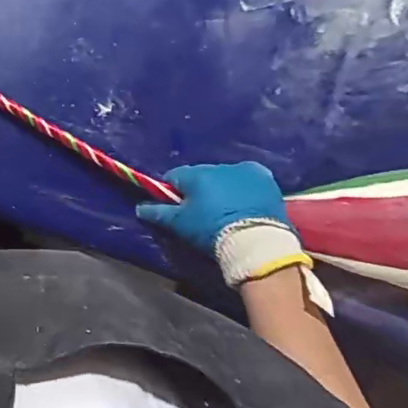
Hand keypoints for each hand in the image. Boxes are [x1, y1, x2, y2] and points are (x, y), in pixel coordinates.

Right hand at [137, 162, 308, 285]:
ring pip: (224, 177)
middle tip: (199, 214)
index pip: (173, 176)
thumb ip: (157, 213)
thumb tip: (140, 207)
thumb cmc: (211, 230)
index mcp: (196, 174)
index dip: (170, 192)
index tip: (174, 209)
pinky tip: (243, 205)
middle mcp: (220, 166)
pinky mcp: (267, 180)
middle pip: (200, 176)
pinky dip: (243, 189)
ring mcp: (246, 171)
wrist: (256, 241)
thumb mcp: (179, 224)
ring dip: (221, 189)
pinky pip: (248, 180)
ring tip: (223, 212)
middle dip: (198, 191)